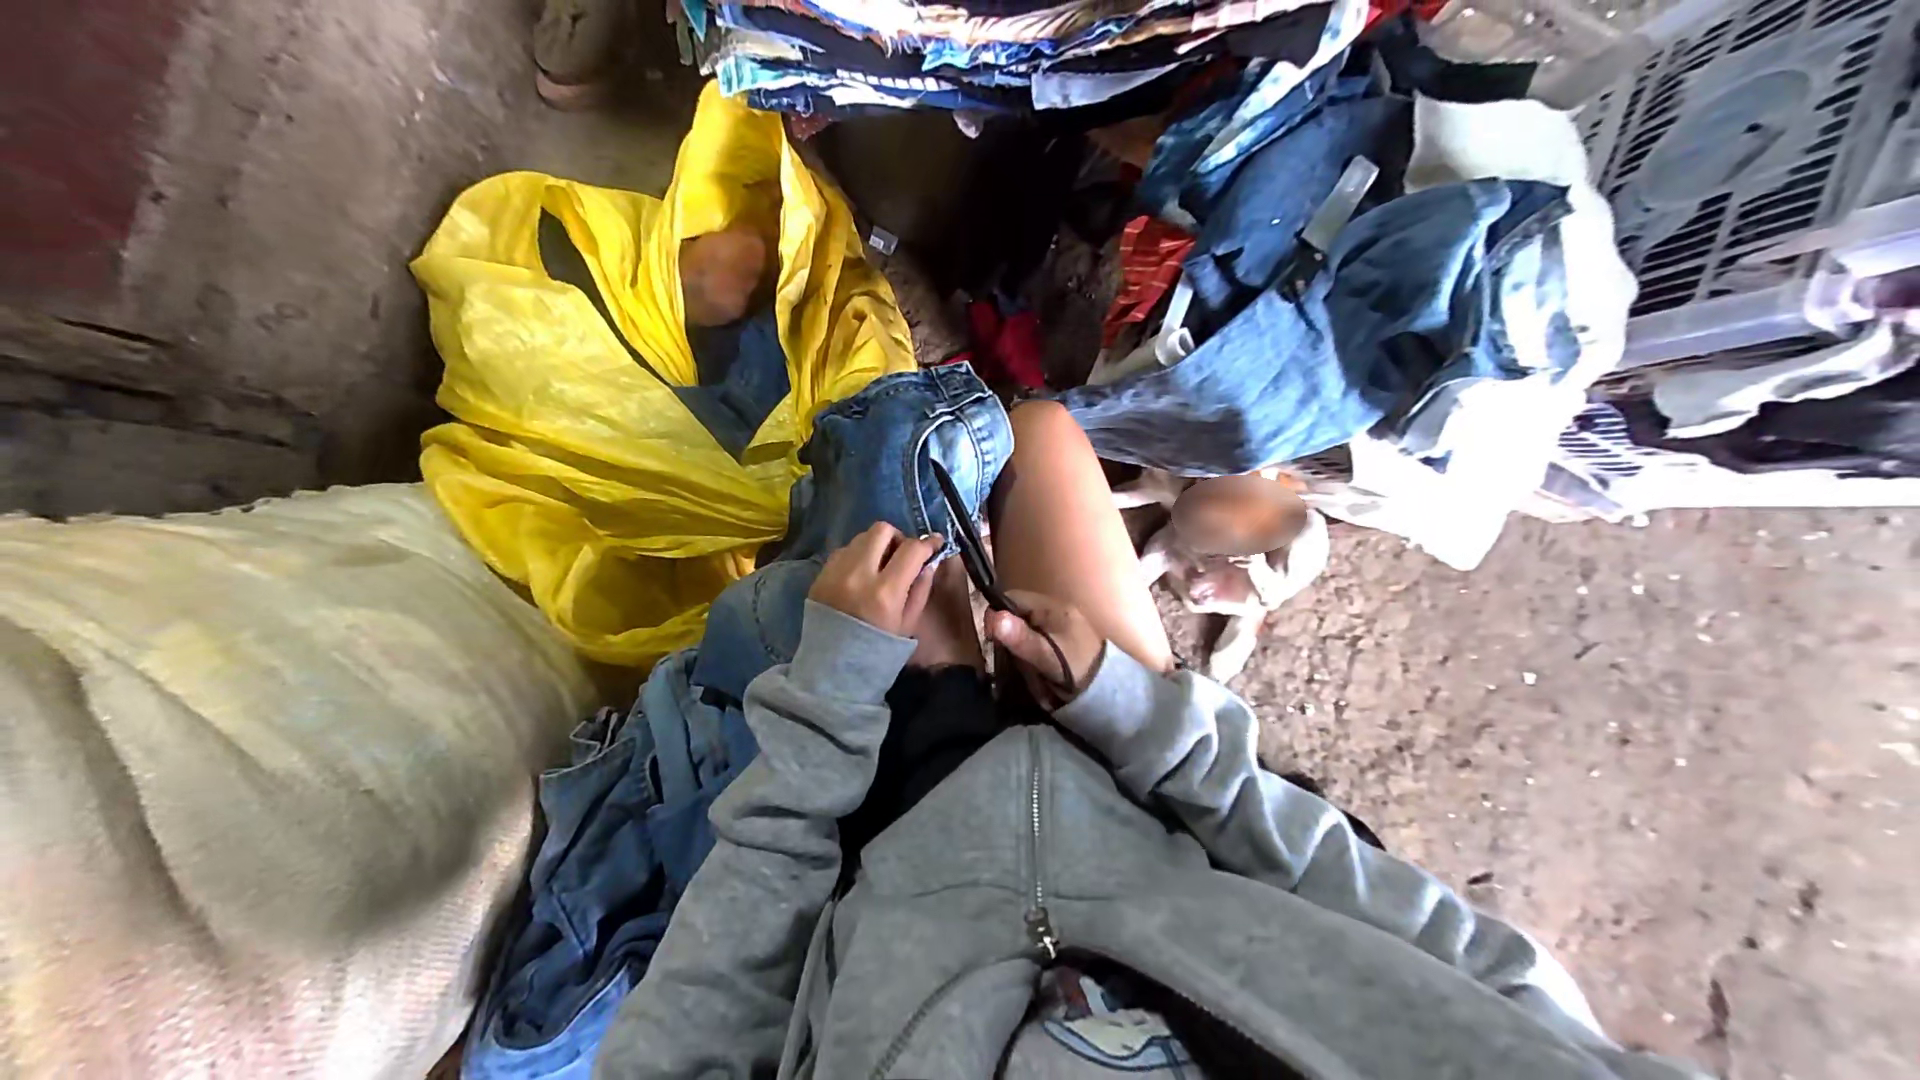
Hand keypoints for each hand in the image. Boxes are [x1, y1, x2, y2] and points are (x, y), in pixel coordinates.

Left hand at [809, 523, 942, 637]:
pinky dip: (857, 556)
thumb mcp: (908, 623)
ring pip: (861, 537)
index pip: (911, 549)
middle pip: (882, 530)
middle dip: (898, 538)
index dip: (927, 542)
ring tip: (879, 565)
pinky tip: (860, 574)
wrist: (833, 667)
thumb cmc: (877, 649)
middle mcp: (858, 574)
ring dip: (876, 546)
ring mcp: (836, 571)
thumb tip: (929, 560)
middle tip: (902, 554)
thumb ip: (921, 588)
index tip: (934, 543)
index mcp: (885, 592)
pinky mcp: (820, 574)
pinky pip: (843, 551)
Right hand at [985, 589, 1105, 706]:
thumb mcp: (1047, 657)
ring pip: (1026, 631)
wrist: (1115, 694)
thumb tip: (992, 617)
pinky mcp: (1066, 640)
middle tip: (1015, 662)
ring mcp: (1062, 625)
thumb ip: (1020, 638)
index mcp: (1053, 607)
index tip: (994, 641)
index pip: (1012, 598)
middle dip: (1012, 639)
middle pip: (1017, 616)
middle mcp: (1057, 610)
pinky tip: (1039, 673)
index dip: (998, 616)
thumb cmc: (1080, 671)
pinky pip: (1039, 642)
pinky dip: (1034, 657)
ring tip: (1031, 672)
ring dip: (1023, 652)